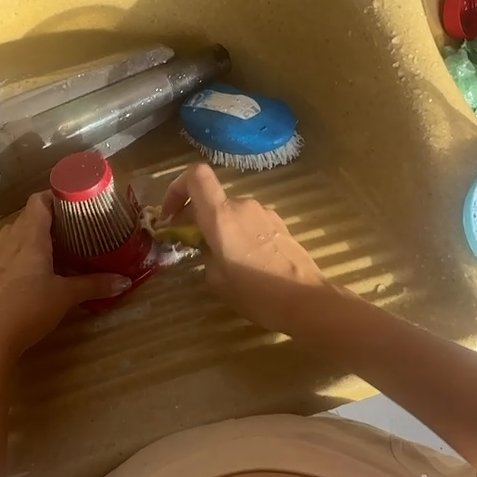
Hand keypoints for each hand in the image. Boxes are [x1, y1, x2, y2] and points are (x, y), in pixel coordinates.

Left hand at [0, 192, 128, 360]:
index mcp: (32, 239)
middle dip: (43, 217)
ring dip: (19, 232)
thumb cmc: (31, 308)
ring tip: (36, 233)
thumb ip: (94, 285)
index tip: (70, 198)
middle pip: (25, 219)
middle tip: (65, 223)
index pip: (39, 204)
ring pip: (5, 236)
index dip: (53, 197)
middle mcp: (10, 244)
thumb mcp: (66, 296)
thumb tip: (125, 281)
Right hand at [160, 163, 337, 334]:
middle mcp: (242, 206)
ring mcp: (264, 213)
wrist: (305, 300)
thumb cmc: (255, 293)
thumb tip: (209, 250)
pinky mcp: (280, 224)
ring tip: (220, 257)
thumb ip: (205, 256)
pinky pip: (250, 221)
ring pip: (232, 212)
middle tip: (190, 245)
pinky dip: (239, 233)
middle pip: (212, 199)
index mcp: (221, 216)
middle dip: (196, 218)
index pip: (195, 176)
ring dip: (220, 227)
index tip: (171, 215)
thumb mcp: (217, 280)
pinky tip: (246, 260)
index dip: (177, 189)